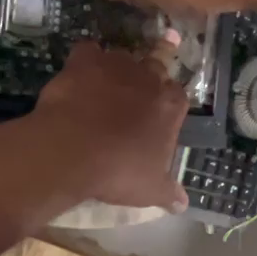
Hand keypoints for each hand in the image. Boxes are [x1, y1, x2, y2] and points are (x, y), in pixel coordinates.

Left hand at [32, 41, 189, 211]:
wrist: (73, 150)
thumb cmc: (119, 171)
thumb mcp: (149, 189)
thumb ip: (168, 191)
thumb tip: (183, 204)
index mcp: (169, 105)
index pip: (178, 95)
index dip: (168, 101)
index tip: (159, 112)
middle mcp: (147, 77)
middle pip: (155, 65)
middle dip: (149, 74)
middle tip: (138, 88)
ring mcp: (114, 66)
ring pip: (122, 56)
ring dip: (117, 68)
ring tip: (107, 82)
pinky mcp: (83, 62)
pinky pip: (88, 51)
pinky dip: (86, 58)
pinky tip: (81, 69)